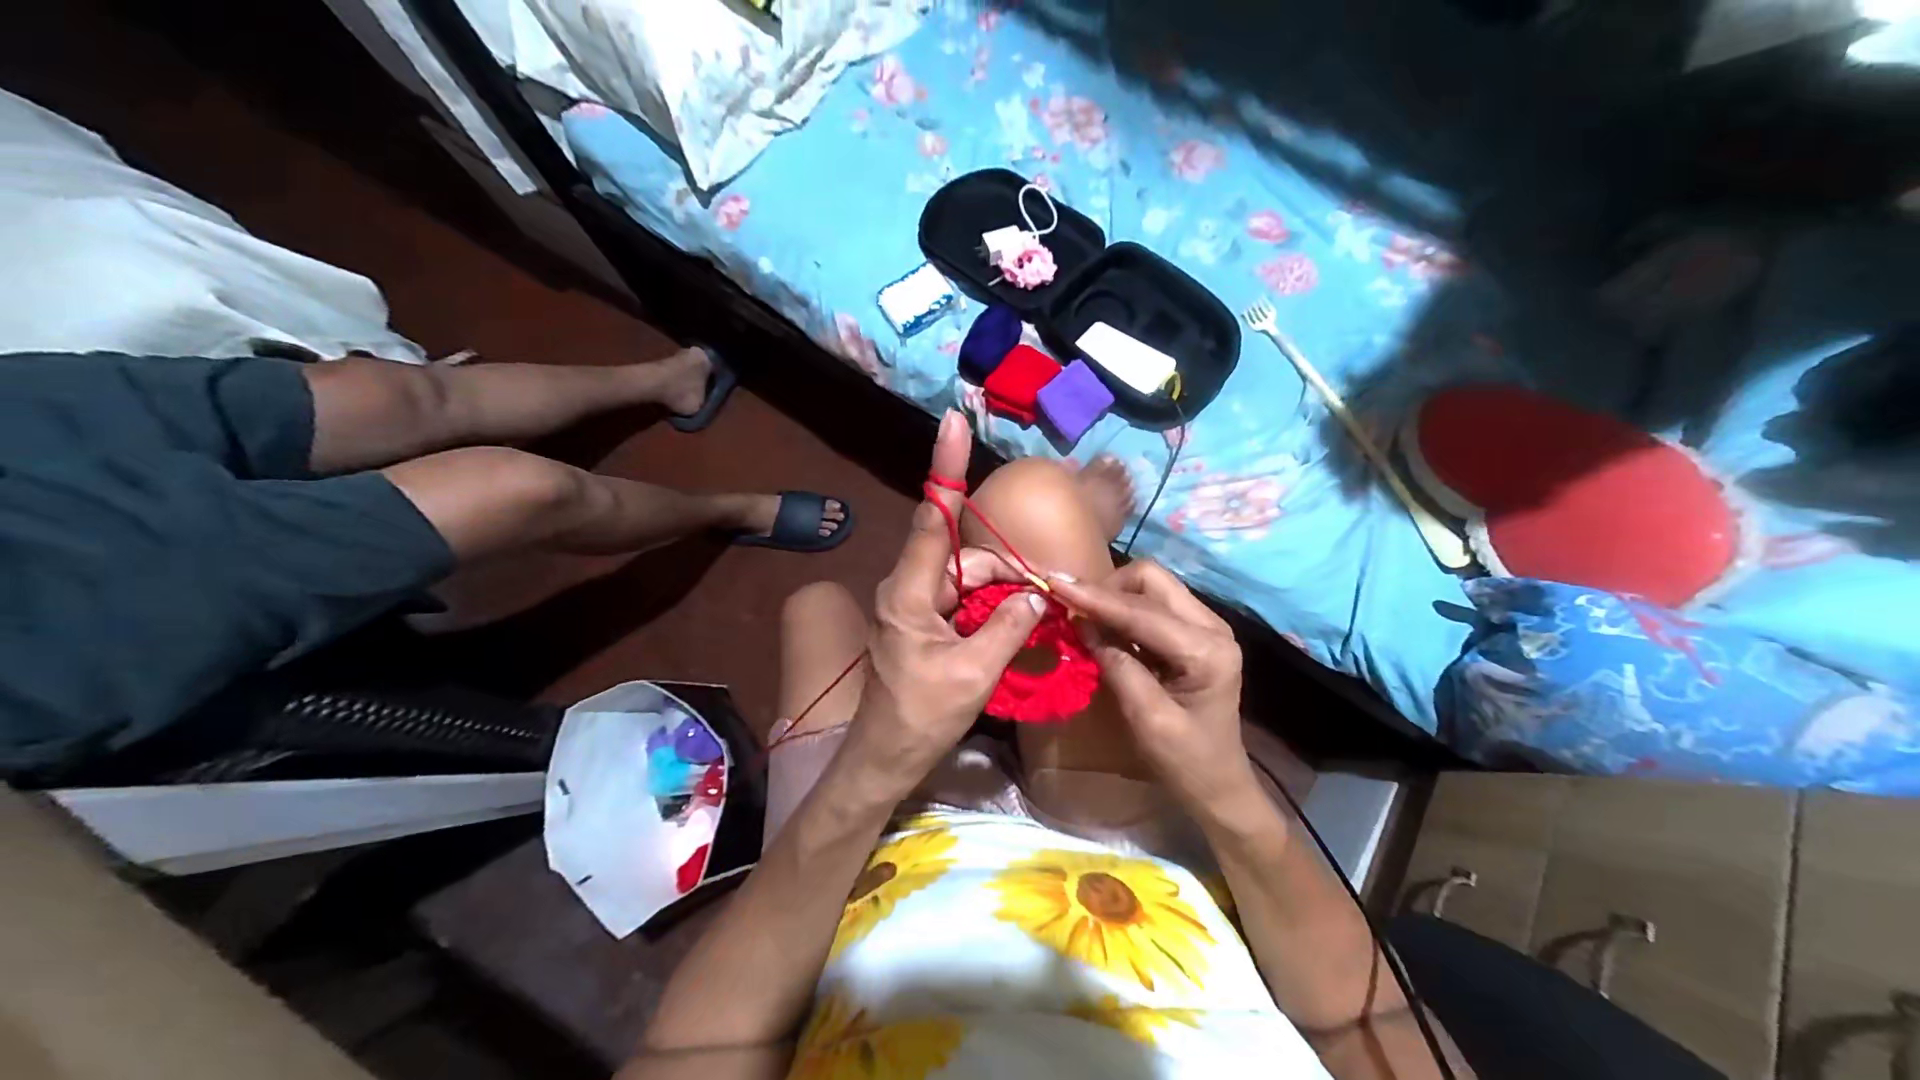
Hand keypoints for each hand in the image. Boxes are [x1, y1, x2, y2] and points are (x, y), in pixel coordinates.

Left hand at [839, 411, 1044, 799]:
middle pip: (962, 556)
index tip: (953, 422)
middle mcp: (906, 587)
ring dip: (998, 591)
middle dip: (1004, 569)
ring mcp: (912, 605)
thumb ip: (1009, 625)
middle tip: (1044, 593)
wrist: (885, 757)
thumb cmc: (922, 716)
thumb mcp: (975, 673)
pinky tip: (1012, 620)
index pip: (930, 517)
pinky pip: (959, 598)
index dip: (944, 467)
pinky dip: (987, 605)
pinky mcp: (920, 622)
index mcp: (909, 592)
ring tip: (1033, 611)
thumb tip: (1038, 592)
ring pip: (964, 578)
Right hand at [1048, 561, 1250, 807]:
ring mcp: (1204, 625)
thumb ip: (1117, 666)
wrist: (1216, 783)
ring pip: (1150, 585)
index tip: (1055, 585)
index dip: (1096, 598)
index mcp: (1207, 650)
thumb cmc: (1184, 761)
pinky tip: (1103, 628)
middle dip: (1107, 588)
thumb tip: (1083, 624)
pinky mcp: (1191, 631)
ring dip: (1113, 597)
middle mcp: (1211, 626)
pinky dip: (1121, 609)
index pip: (1142, 611)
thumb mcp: (1146, 719)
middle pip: (1151, 578)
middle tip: (1074, 612)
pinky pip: (1151, 603)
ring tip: (1084, 621)